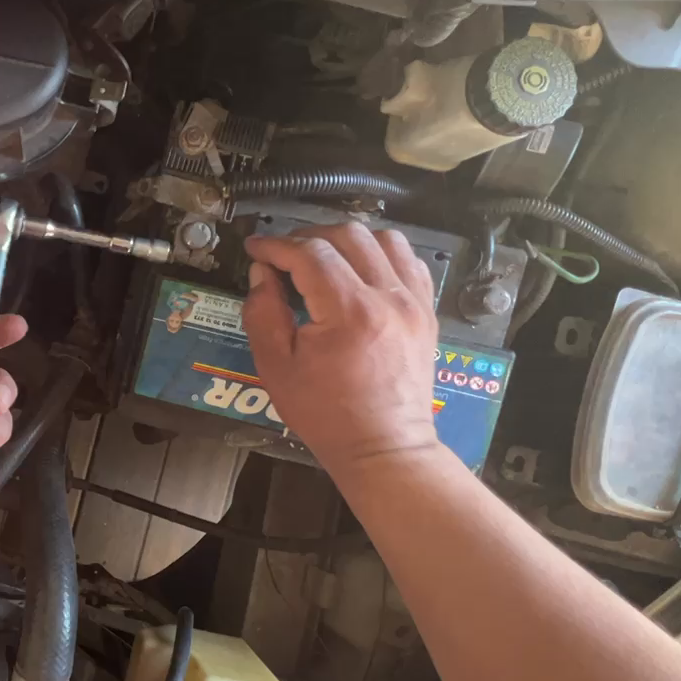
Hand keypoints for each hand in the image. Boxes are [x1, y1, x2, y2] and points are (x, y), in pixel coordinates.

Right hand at [242, 222, 442, 473]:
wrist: (383, 445)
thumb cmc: (323, 412)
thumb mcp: (275, 366)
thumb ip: (262, 313)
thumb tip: (262, 273)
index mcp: (348, 312)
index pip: (309, 253)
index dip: (276, 245)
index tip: (255, 248)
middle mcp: (388, 297)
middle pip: (348, 235)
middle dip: (307, 237)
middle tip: (283, 254)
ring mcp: (413, 302)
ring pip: (383, 239)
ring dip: (346, 240)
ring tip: (320, 258)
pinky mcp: (425, 311)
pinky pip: (408, 260)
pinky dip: (379, 254)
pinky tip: (357, 269)